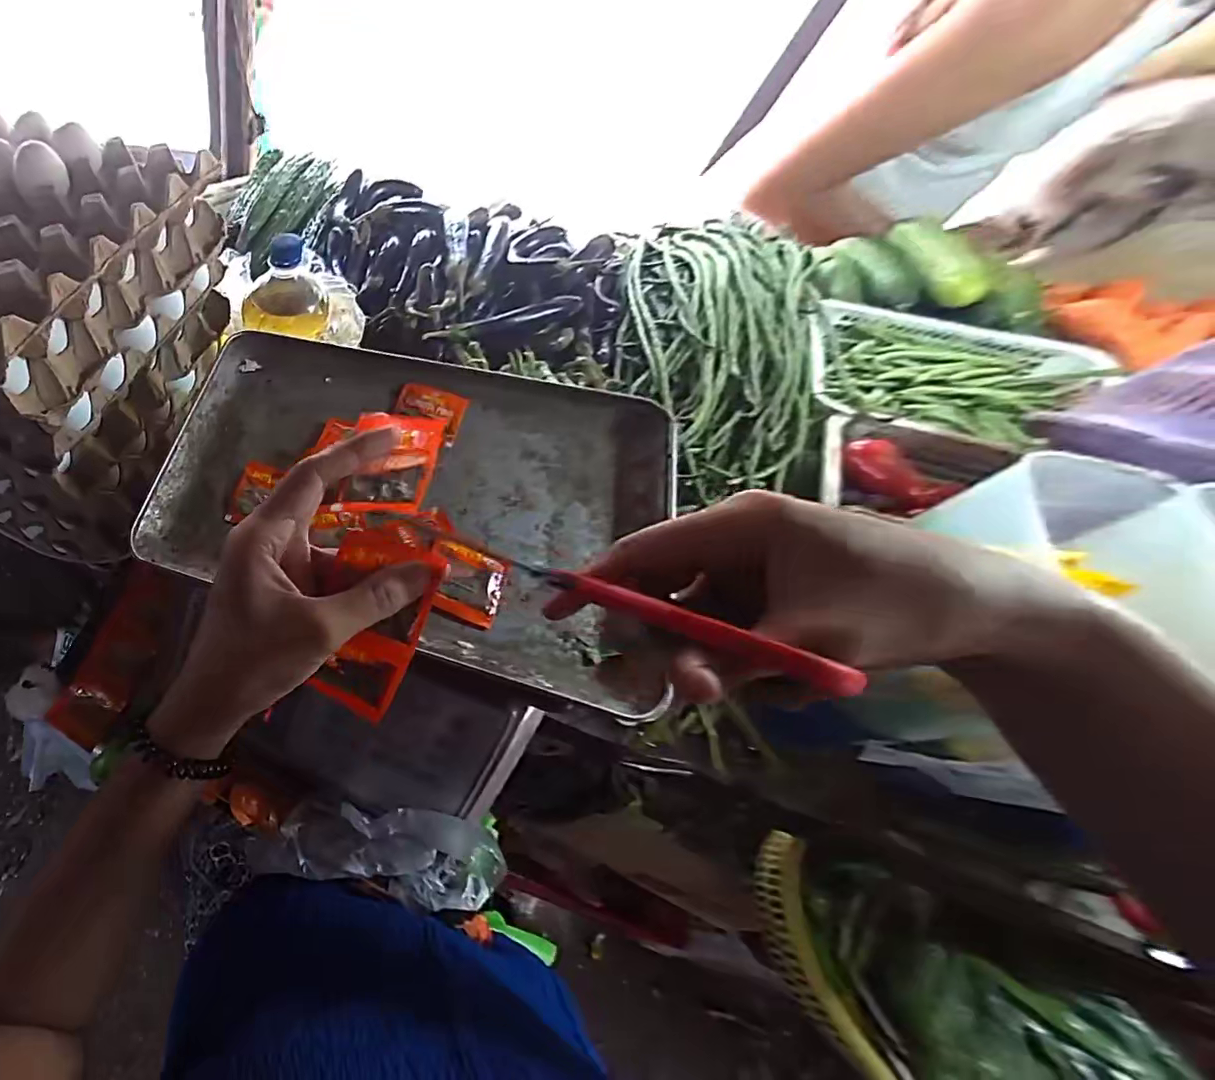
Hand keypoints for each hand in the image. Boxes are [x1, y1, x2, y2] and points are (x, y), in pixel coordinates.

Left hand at [150, 428, 438, 757]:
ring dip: (363, 553)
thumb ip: (374, 598)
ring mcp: (270, 566)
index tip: (391, 435)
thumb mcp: (320, 629)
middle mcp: (265, 541)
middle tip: (409, 475)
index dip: (352, 452)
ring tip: (412, 559)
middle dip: (363, 492)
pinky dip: (349, 580)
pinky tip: (383, 595)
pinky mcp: (276, 589)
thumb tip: (428, 570)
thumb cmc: (256, 660)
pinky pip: (319, 573)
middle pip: (319, 503)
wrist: (212, 702)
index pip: (311, 478)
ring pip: (324, 545)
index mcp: (264, 537)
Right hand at [549, 491, 1092, 703]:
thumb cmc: (902, 604)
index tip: (557, 611)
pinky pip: (726, 630)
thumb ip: (734, 662)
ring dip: (713, 658)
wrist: (997, 610)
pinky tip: (792, 678)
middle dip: (664, 641)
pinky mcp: (766, 593)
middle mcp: (733, 540)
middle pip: (662, 588)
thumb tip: (673, 688)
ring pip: (694, 618)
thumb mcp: (812, 640)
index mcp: (738, 524)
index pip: (642, 550)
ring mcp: (749, 568)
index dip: (595, 581)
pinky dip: (742, 660)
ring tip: (771, 689)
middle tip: (675, 687)